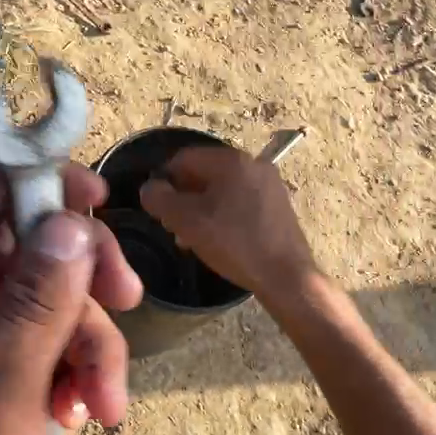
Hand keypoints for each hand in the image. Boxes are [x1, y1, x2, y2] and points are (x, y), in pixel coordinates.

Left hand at [0, 159, 141, 434]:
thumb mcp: (0, 397)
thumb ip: (33, 305)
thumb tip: (66, 224)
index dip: (26, 178)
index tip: (93, 200)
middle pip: (24, 240)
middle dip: (82, 269)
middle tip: (129, 296)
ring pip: (48, 299)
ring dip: (90, 339)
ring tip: (106, 403)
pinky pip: (48, 348)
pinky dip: (76, 371)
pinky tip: (89, 415)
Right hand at [139, 145, 318, 295]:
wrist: (286, 276)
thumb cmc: (234, 243)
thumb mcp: (186, 220)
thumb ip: (159, 199)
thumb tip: (149, 188)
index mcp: (231, 160)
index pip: (183, 158)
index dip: (163, 180)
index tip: (157, 207)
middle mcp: (253, 164)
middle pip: (203, 173)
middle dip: (182, 197)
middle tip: (172, 225)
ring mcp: (269, 184)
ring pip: (221, 188)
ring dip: (200, 208)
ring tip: (191, 236)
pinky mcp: (277, 205)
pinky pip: (239, 200)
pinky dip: (222, 214)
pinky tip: (218, 239)